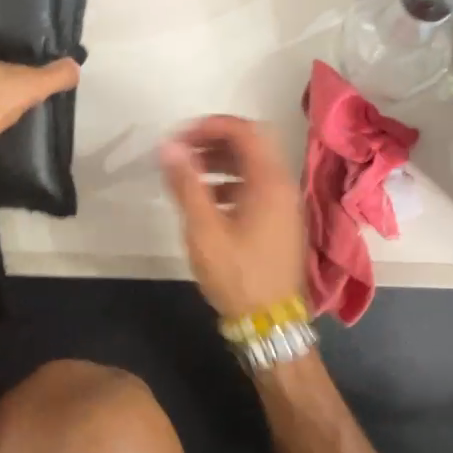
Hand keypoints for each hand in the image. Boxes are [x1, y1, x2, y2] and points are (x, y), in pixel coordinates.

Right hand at [160, 115, 305, 319]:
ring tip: (188, 174)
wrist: (271, 326)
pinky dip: (230, 181)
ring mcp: (284, 204)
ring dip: (220, 161)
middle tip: (182, 152)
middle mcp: (282, 185)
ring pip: (252, 165)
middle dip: (213, 141)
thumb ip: (186, 183)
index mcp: (269, 181)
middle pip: (250, 144)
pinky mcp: (279, 221)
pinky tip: (207, 201)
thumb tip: (169, 146)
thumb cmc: (237, 274)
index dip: (210, 125)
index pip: (244, 130)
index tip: (179, 137)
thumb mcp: (204, 229)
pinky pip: (255, 186)